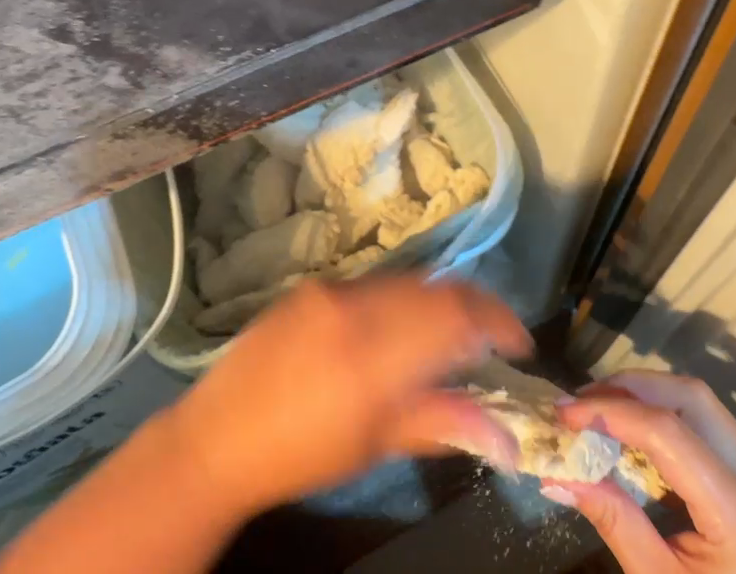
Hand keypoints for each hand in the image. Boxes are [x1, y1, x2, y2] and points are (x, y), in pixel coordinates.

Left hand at [163, 275, 531, 515]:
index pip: (456, 314)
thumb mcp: (375, 445)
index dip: (499, 321)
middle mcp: (354, 307)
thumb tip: (508, 436)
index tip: (519, 344)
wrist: (216, 437)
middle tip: (491, 340)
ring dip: (438, 300)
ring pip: (406, 281)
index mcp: (372, 353)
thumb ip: (443, 424)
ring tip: (450, 335)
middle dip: (474, 307)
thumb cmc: (300, 454)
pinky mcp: (309, 289)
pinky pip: (373, 284)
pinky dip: (401, 298)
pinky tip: (399, 328)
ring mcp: (328, 292)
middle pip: (436, 287)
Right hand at [542, 371, 735, 573]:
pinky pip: (707, 427)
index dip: (612, 412)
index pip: (670, 433)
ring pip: (703, 405)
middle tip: (581, 401)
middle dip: (631, 387)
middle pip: (694, 399)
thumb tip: (559, 475)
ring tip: (600, 411)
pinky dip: (665, 416)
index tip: (564, 412)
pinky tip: (631, 435)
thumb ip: (615, 522)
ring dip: (648, 395)